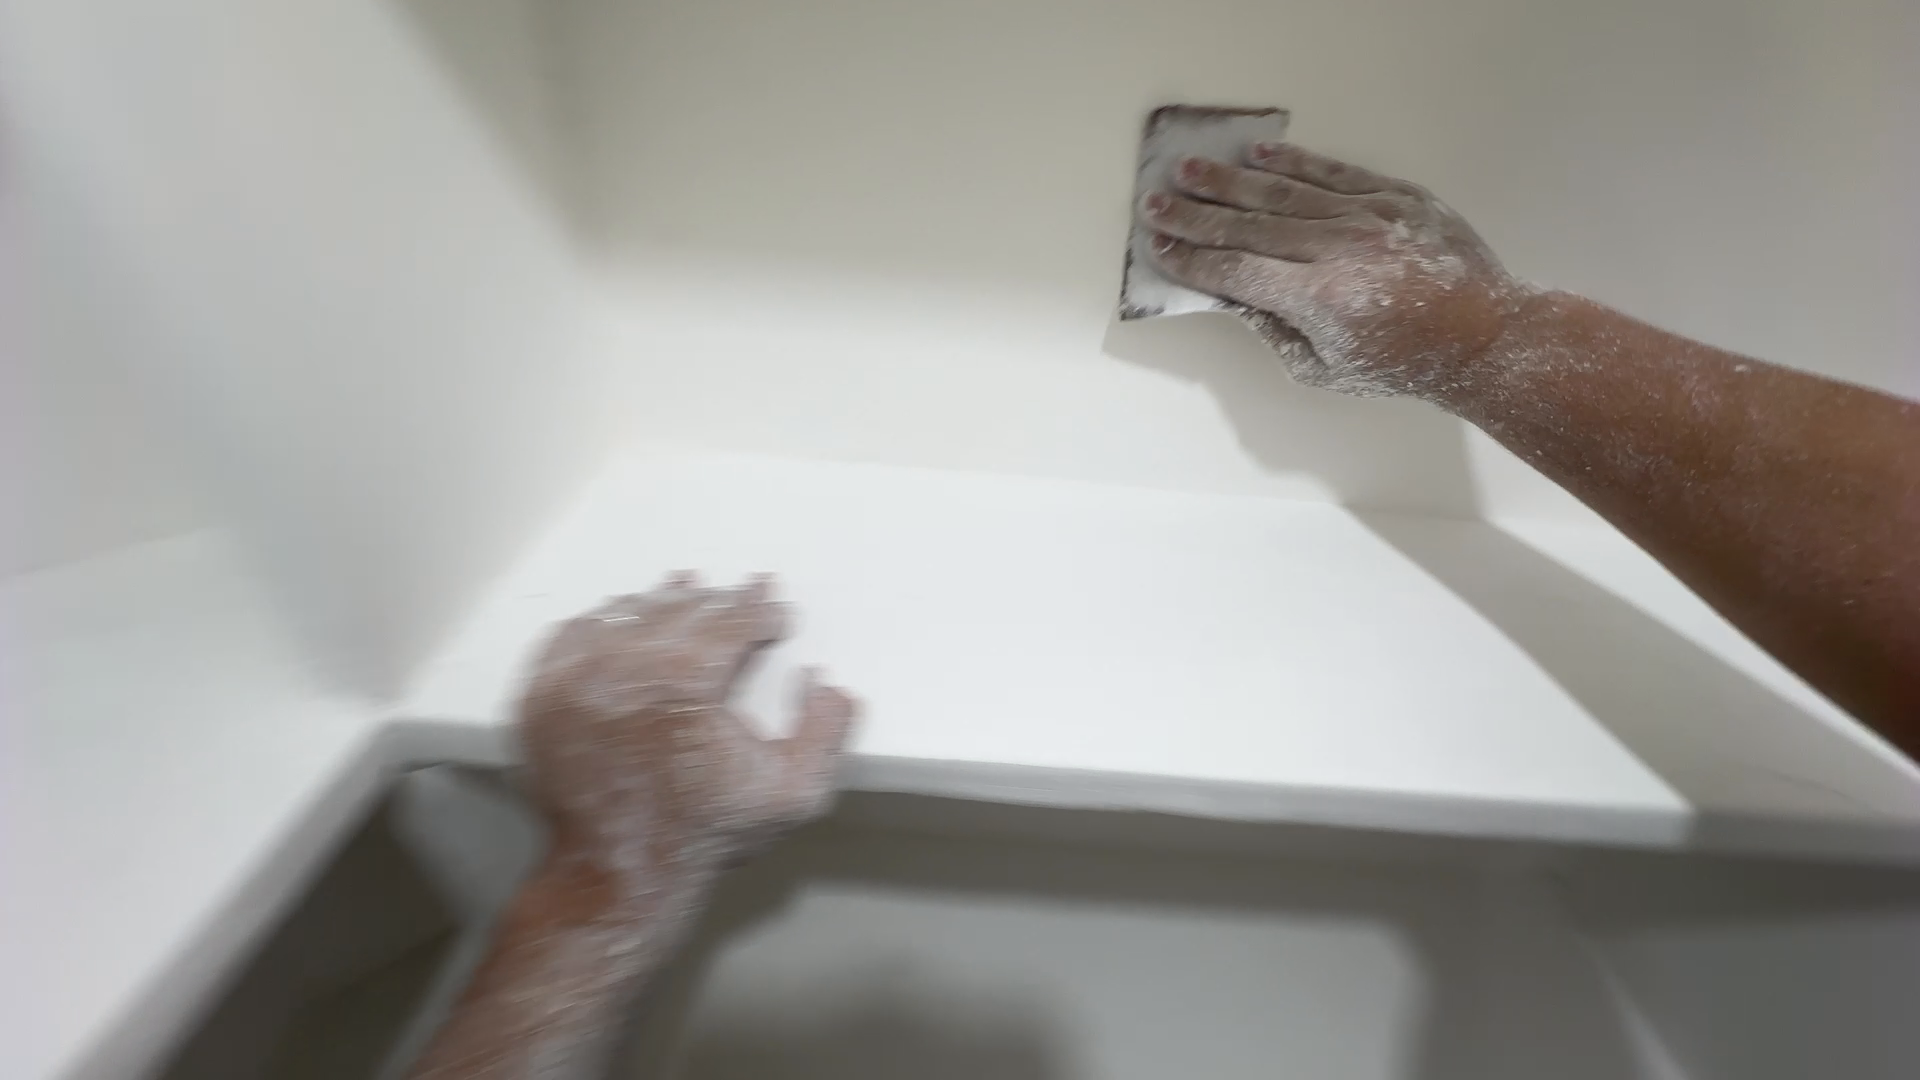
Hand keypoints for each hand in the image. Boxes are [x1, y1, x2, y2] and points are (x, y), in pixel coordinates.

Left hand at [516, 572, 856, 893]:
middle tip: (748, 591)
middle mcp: (625, 665)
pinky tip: (624, 617)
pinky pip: (575, 632)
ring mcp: (576, 677)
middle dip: (724, 599)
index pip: (733, 620)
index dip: (763, 611)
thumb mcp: (792, 793)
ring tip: (690, 588)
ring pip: (631, 611)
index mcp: (685, 680)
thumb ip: (824, 732)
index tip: (777, 615)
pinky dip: (606, 620)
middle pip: (685, 608)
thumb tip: (823, 681)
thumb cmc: (706, 831)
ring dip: (668, 601)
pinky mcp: (542, 694)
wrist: (617, 874)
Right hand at [1140, 142, 1531, 400]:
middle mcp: (1337, 250)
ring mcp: (1368, 217)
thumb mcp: (1320, 368)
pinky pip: (1333, 173)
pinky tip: (1258, 154)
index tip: (1159, 248)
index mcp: (1317, 298)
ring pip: (1283, 192)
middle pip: (1248, 226)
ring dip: (1229, 181)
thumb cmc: (1396, 364)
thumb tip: (1232, 298)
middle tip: (1155, 203)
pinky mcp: (1394, 197)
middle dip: (1195, 216)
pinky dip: (1294, 162)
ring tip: (1189, 169)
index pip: (1236, 271)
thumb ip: (1273, 329)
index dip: (1192, 260)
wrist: (1481, 336)